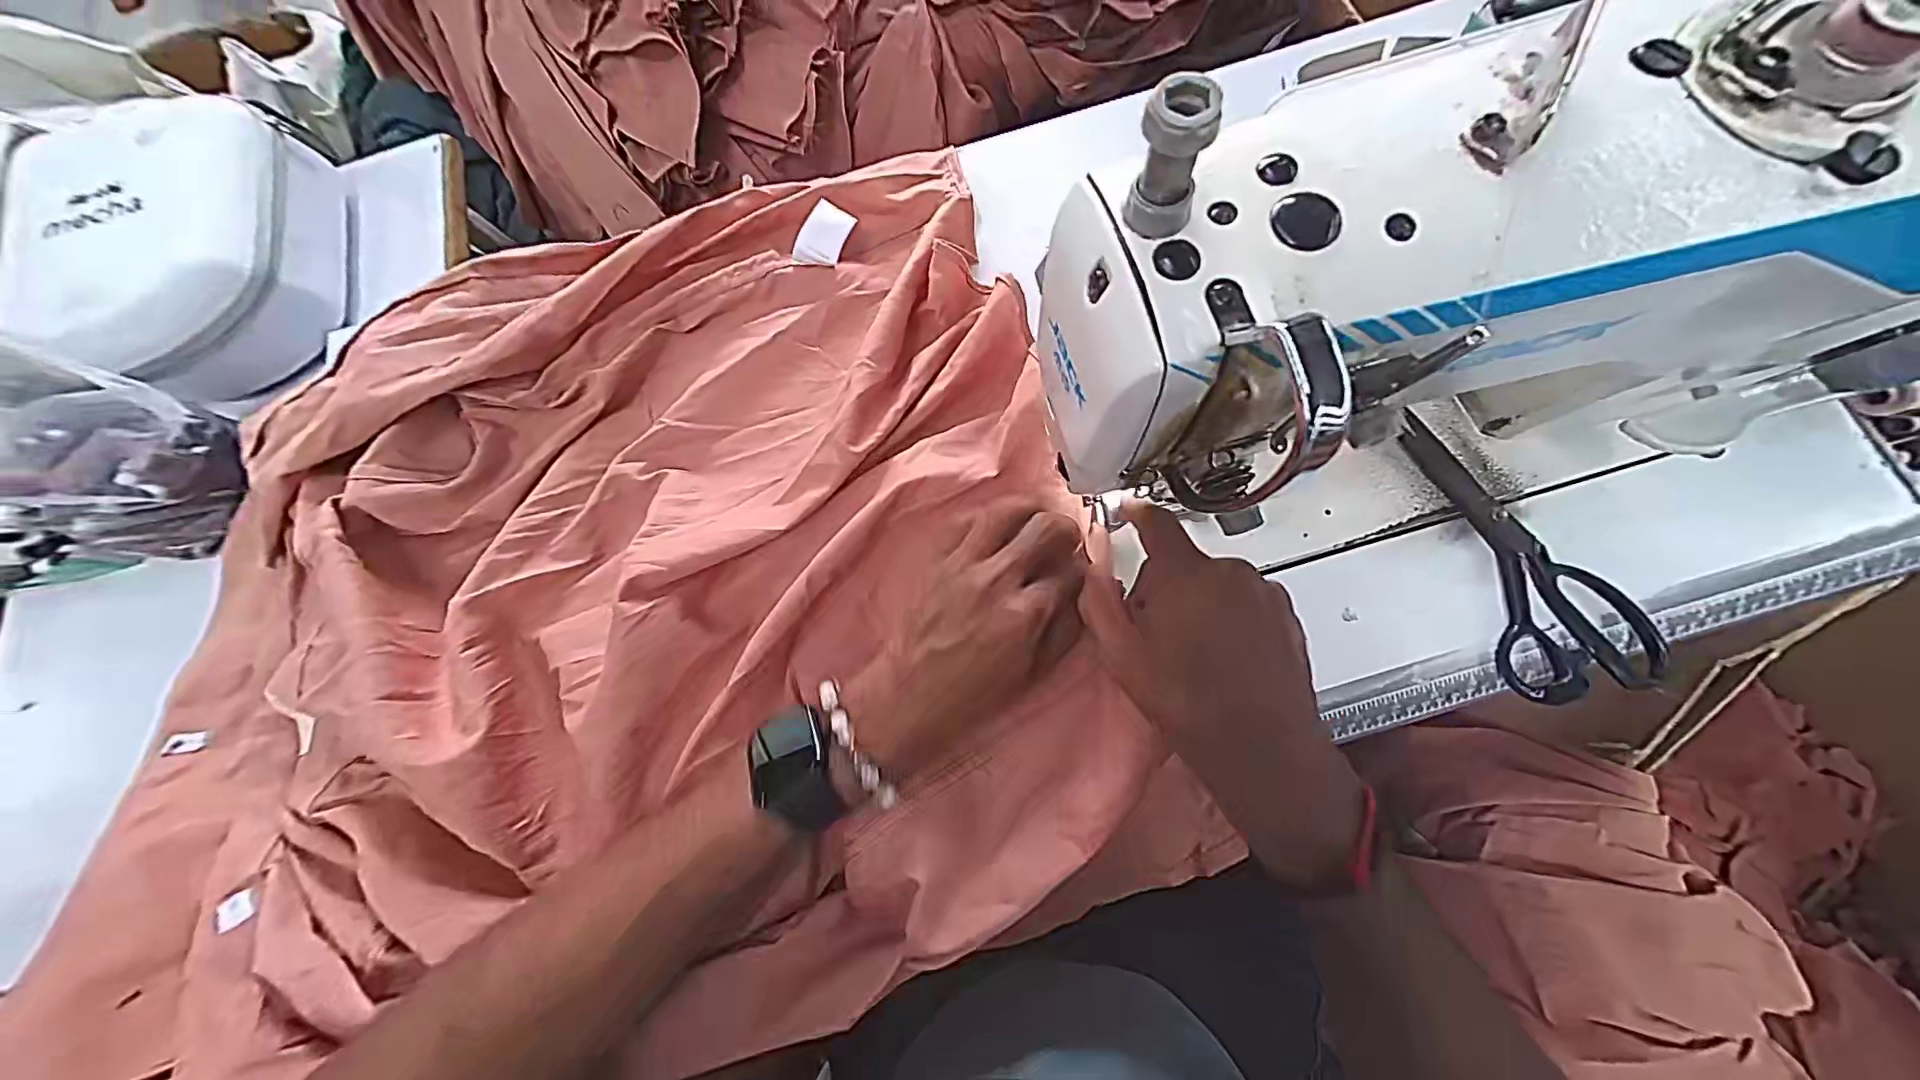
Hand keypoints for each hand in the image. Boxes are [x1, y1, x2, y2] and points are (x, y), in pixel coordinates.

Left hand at [841, 505, 1087, 783]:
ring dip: (1029, 509)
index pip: (1071, 571)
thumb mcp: (1033, 671)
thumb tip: (1082, 596)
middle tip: (1067, 536)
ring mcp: (963, 565)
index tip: (1083, 569)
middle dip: (1067, 528)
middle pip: (1045, 528)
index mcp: (1026, 612)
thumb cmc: (976, 691)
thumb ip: (1064, 630)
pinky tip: (997, 526)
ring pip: (1004, 512)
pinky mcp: (937, 561)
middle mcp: (997, 579)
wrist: (913, 693)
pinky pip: (963, 522)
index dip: (1084, 568)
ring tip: (1038, 515)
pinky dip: (986, 518)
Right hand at [1092, 501, 1366, 889]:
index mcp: (1184, 574)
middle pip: (1184, 565)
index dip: (1138, 514)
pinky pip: (1246, 602)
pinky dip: (1232, 619)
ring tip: (1197, 656)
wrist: (1260, 743)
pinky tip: (1226, 659)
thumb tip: (1093, 576)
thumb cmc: (1185, 700)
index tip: (1131, 509)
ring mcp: (1262, 592)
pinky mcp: (1285, 613)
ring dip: (1201, 606)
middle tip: (1160, 635)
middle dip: (1167, 589)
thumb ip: (1099, 604)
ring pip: (1216, 585)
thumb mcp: (1121, 655)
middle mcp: (1229, 572)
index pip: (1157, 524)